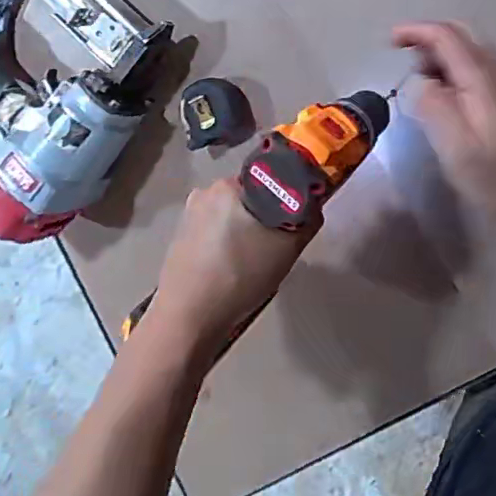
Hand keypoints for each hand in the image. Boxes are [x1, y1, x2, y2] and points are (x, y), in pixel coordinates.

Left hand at [147, 178, 309, 352]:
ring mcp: (189, 214)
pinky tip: (236, 265)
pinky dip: (230, 240)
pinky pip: (217, 228)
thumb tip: (314, 206)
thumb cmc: (240, 276)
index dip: (290, 194)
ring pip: (234, 213)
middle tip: (279, 241)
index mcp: (229, 185)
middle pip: (252, 195)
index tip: (296, 218)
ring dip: (248, 228)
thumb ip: (308, 220)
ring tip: (257, 258)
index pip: (271, 176)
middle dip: (268, 213)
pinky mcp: (181, 236)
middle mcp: (205, 191)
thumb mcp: (289, 248)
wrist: (188, 319)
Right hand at [393, 21, 495, 219]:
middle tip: (404, 59)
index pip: (446, 35)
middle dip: (428, 38)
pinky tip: (446, 96)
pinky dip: (454, 69)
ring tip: (421, 82)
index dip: (415, 31)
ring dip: (441, 55)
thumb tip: (420, 81)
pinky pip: (477, 67)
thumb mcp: (458, 148)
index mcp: (480, 77)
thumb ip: (434, 107)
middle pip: (461, 33)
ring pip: (470, 49)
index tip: (390, 41)